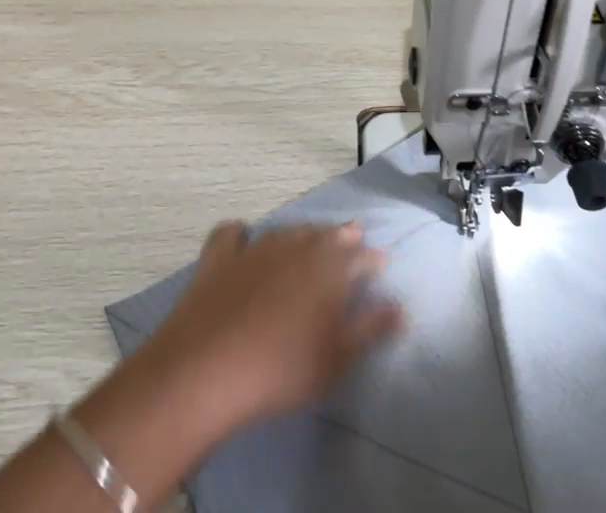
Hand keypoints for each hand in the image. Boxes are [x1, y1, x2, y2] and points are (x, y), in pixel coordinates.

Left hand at [130, 221, 402, 433]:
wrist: (205, 373)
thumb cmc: (282, 370)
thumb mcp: (338, 359)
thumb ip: (371, 329)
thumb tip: (400, 308)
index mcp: (330, 270)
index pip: (361, 257)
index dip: (373, 260)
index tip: (380, 265)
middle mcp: (296, 249)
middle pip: (326, 236)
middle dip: (343, 238)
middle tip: (351, 240)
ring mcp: (254, 251)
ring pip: (286, 232)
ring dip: (302, 234)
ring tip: (308, 241)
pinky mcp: (217, 261)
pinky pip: (230, 235)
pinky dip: (240, 234)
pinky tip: (242, 238)